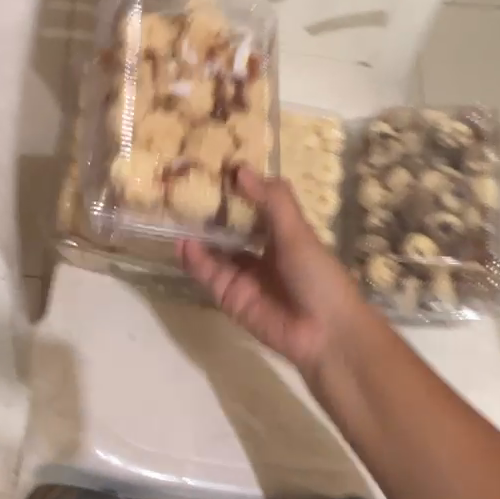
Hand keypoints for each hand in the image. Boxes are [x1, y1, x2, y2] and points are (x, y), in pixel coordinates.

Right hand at [178, 166, 372, 375]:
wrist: (324, 332)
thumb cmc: (319, 276)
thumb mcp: (298, 232)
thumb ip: (272, 201)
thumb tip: (240, 169)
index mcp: (282, 235)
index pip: (253, 207)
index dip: (235, 190)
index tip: (213, 167)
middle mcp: (260, 253)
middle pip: (229, 229)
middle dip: (209, 212)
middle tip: (184, 188)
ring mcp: (243, 277)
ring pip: (214, 252)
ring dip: (197, 236)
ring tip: (175, 214)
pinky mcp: (229, 298)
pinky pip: (209, 275)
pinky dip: (195, 260)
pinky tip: (183, 243)